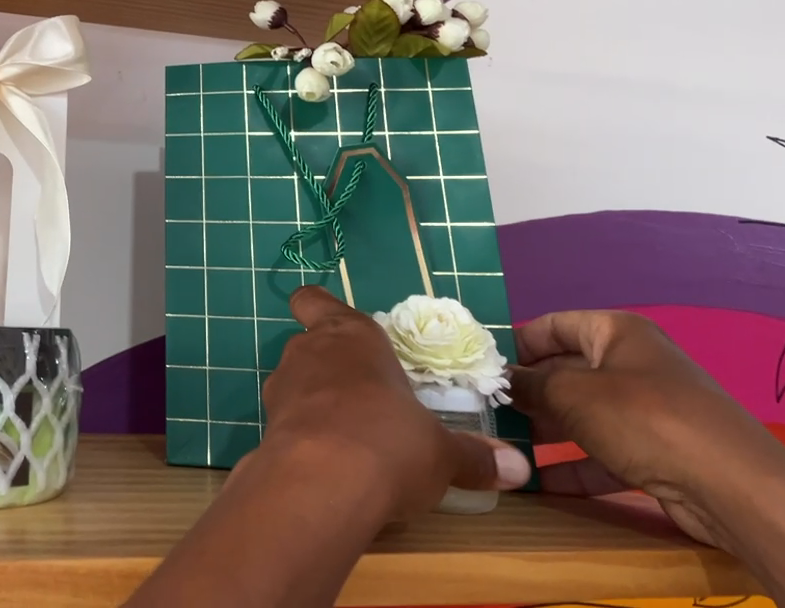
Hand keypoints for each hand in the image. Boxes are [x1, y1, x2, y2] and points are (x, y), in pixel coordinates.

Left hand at [259, 285, 530, 520]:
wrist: (320, 484)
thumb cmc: (388, 443)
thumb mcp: (441, 453)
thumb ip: (472, 456)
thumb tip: (518, 468)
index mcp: (351, 335)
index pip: (315, 301)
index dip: (318, 308)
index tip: (335, 326)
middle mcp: (310, 349)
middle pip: (311, 343)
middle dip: (332, 364)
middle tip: (365, 394)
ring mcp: (282, 385)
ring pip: (296, 381)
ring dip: (316, 400)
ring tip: (351, 435)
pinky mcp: (266, 423)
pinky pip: (288, 419)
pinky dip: (304, 433)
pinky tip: (329, 463)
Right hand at [510, 310, 784, 607]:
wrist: (738, 492)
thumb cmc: (647, 420)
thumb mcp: (574, 394)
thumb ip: (530, 384)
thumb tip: (498, 379)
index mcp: (616, 333)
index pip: (552, 325)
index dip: (516, 343)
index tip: (481, 367)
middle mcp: (632, 365)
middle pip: (565, 372)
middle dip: (527, 393)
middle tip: (485, 411)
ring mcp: (647, 412)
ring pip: (583, 416)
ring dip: (547, 433)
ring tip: (506, 446)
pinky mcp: (657, 455)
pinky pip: (604, 454)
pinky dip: (574, 466)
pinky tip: (541, 482)